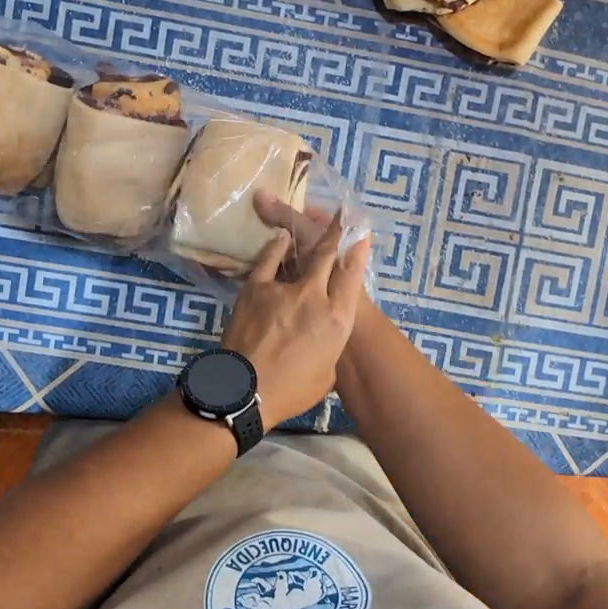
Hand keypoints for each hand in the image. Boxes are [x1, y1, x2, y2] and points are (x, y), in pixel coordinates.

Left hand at [220, 194, 371, 426]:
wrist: (246, 392)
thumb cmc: (290, 392)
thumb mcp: (326, 373)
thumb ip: (329, 346)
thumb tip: (322, 336)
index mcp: (338, 321)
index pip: (353, 277)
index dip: (358, 254)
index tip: (361, 237)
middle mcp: (316, 298)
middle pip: (330, 257)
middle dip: (339, 234)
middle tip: (344, 217)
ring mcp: (285, 289)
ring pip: (301, 255)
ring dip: (309, 238)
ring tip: (312, 223)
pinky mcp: (256, 288)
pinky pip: (268, 261)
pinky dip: (275, 247)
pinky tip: (279, 237)